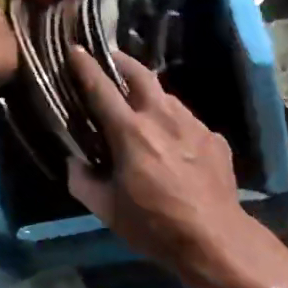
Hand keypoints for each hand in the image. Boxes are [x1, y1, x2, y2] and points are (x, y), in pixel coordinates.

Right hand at [65, 49, 261, 287]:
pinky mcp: (214, 138)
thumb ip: (83, 181)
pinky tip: (170, 141)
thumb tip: (73, 162)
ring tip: (137, 104)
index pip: (102, 89)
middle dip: (120, 61)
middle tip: (107, 59)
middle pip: (140, 74)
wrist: (214, 238)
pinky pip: (186, 121)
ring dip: (147, 94)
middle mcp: (163, 118)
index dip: (85, 67)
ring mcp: (193, 125)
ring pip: (165, 96)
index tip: (74, 49)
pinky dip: (171, 122)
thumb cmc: (153, 225)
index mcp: (131, 133)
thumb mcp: (106, 210)